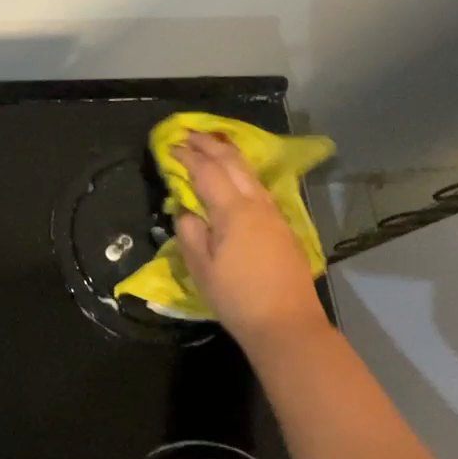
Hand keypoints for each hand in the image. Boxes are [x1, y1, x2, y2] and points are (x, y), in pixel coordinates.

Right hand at [172, 132, 330, 348]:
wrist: (286, 324)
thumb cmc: (237, 297)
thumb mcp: (200, 268)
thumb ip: (190, 233)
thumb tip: (187, 212)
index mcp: (233, 211)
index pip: (207, 172)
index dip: (188, 156)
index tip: (171, 145)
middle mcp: (257, 205)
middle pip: (233, 164)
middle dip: (210, 145)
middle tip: (190, 134)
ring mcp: (274, 215)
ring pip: (250, 174)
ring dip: (229, 156)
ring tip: (213, 146)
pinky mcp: (283, 229)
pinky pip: (259, 189)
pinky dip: (242, 174)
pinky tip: (237, 180)